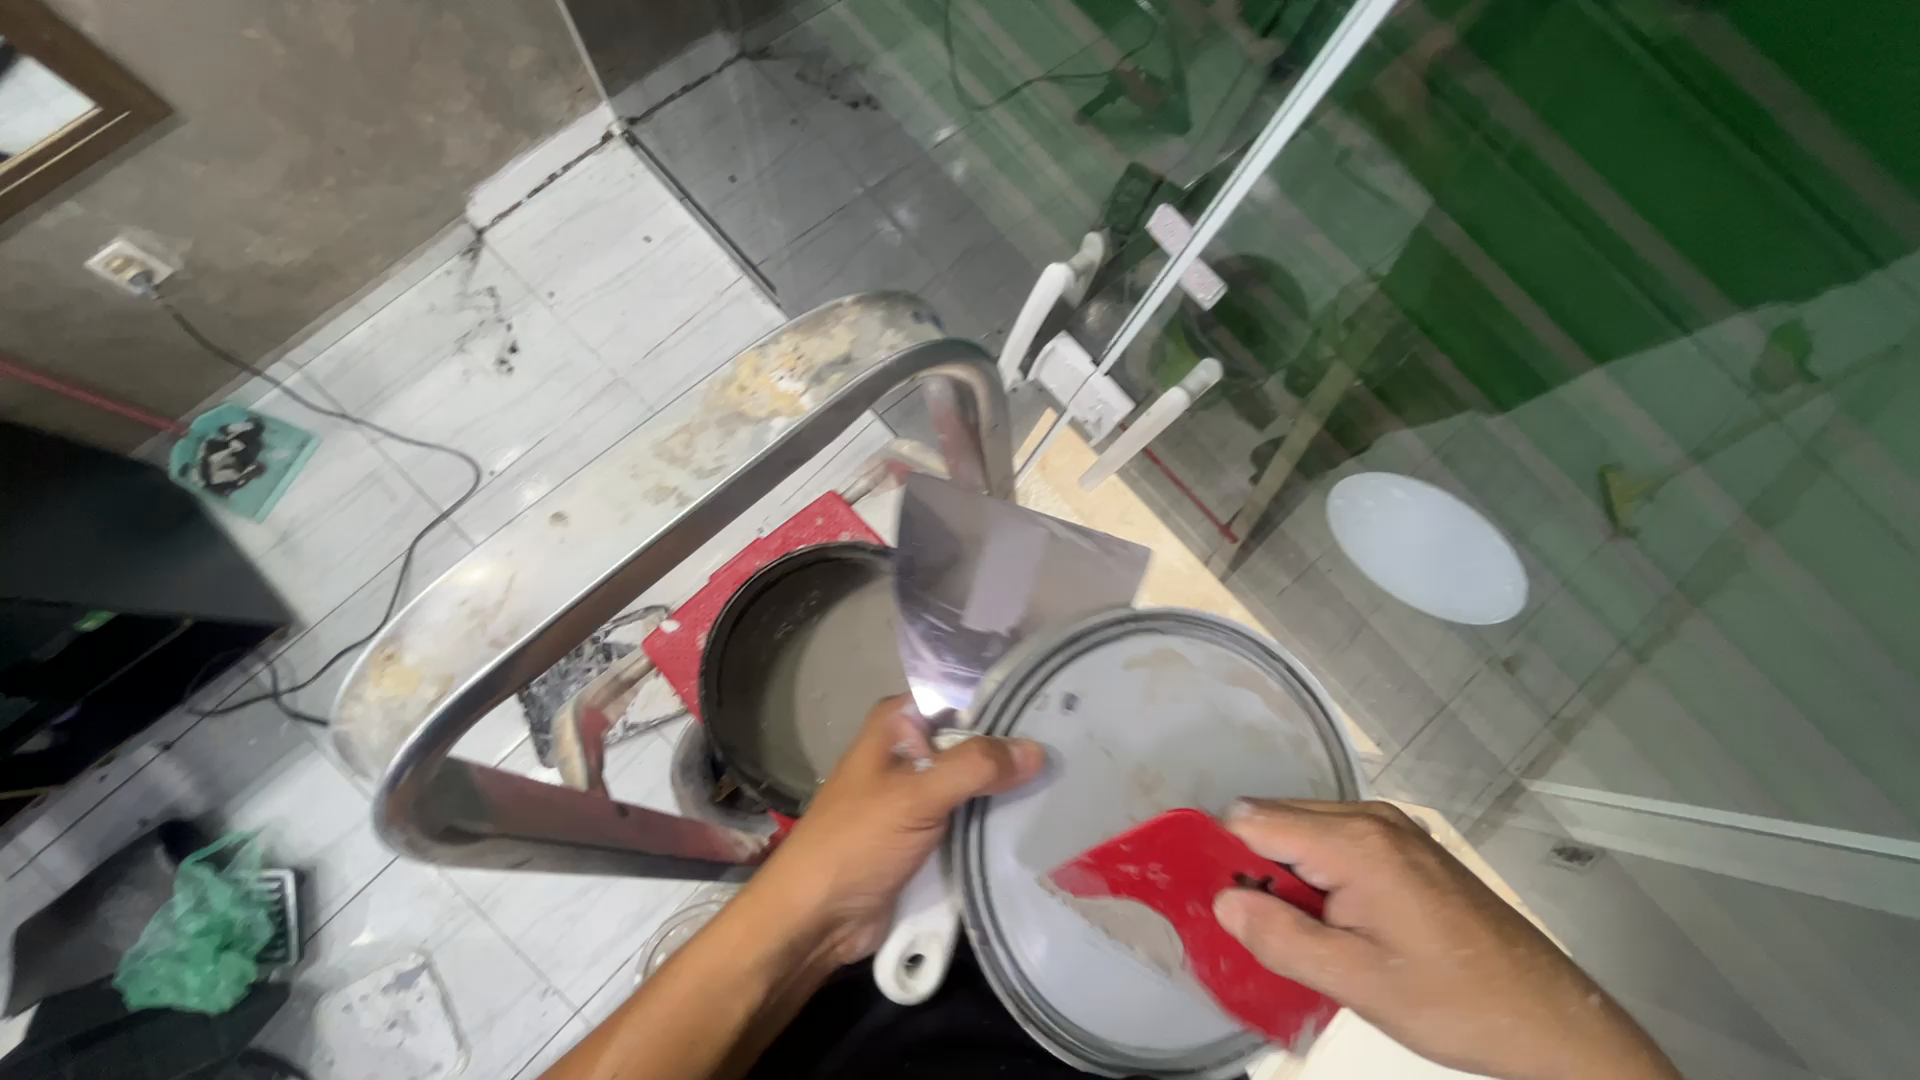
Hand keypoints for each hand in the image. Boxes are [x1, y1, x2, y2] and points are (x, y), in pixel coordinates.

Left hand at [742, 694, 1045, 966]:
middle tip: (1073, 748)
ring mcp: (921, 793)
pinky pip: (972, 817)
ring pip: (976, 780)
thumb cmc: (855, 843)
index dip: (1004, 699)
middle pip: (973, 739)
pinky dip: (998, 819)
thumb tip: (1037, 750)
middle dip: (1014, 748)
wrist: (816, 920)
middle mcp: (911, 750)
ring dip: (1010, 787)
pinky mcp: (930, 833)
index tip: (1055, 702)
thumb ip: (974, 768)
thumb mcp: (915, 796)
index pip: (960, 696)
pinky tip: (1042, 817)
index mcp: (898, 723)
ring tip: (1071, 782)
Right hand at [1212, 800, 1680, 1079]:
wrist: (1555, 1022)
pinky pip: (1333, 840)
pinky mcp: (1405, 845)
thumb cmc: (1457, 1003)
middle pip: (1273, 819)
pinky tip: (1338, 922)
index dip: (1224, 858)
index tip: (1222, 904)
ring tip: (1309, 933)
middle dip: (1255, 868)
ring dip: (1287, 873)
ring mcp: (1391, 827)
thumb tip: (1222, 903)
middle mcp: (1370, 817)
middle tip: (1268, 929)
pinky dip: (1316, 872)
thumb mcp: (1358, 984)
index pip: (1250, 821)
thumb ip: (1281, 939)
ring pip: (1301, 829)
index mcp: (1356, 842)